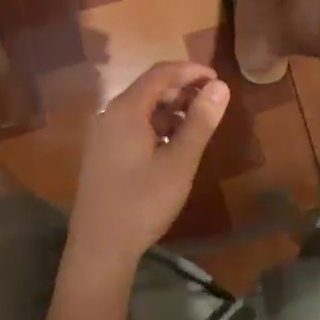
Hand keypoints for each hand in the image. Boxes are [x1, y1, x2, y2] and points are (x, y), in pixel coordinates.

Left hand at [67, 61, 230, 260]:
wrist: (99, 248)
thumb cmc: (143, 202)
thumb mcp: (180, 161)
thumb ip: (200, 121)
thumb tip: (220, 86)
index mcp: (126, 109)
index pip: (161, 72)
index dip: (191, 70)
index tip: (217, 79)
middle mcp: (110, 113)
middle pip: (150, 87)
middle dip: (182, 89)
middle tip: (211, 102)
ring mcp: (103, 134)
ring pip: (141, 107)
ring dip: (170, 109)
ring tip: (197, 124)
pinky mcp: (102, 152)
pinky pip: (132, 125)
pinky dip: (156, 125)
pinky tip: (173, 144)